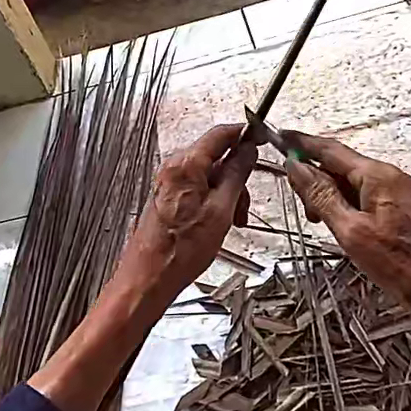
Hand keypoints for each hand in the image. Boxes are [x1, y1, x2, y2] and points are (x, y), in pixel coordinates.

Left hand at [111, 123, 257, 311]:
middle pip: (215, 156)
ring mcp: (169, 182)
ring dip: (227, 192)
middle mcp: (173, 168)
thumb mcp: (221, 210)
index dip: (244, 134)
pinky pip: (198, 188)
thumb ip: (237, 175)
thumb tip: (248, 151)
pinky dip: (213, 200)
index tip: (260, 139)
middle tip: (244, 204)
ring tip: (232, 220)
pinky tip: (218, 222)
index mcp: (186, 165)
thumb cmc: (180, 251)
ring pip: (209, 174)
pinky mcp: (168, 197)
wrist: (150, 276)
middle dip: (237, 177)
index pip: (220, 134)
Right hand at [281, 132, 410, 329]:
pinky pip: (364, 197)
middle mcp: (389, 176)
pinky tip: (339, 226)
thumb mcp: (351, 231)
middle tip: (302, 206)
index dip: (302, 143)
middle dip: (314, 179)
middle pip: (340, 166)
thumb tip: (296, 167)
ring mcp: (397, 192)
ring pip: (351, 183)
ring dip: (329, 196)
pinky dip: (345, 206)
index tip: (280, 137)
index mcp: (377, 176)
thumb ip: (321, 196)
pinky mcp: (401, 208)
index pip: (330, 150)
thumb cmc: (402, 265)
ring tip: (319, 222)